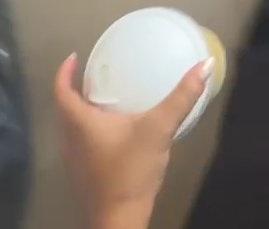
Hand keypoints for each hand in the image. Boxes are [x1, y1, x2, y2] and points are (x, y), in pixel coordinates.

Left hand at [52, 52, 212, 228]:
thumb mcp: (159, 129)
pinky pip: (76, 143)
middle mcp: (70, 141)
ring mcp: (73, 162)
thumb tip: (206, 63)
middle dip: (72, 90)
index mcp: (81, 125)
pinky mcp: (82, 177)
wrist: (119, 222)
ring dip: (78, 111)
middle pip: (63, 110)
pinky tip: (108, 130)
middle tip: (91, 73)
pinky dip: (85, 129)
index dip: (64, 73)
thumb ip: (182, 96)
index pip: (61, 93)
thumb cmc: (131, 171)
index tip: (74, 56)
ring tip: (100, 97)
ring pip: (68, 128)